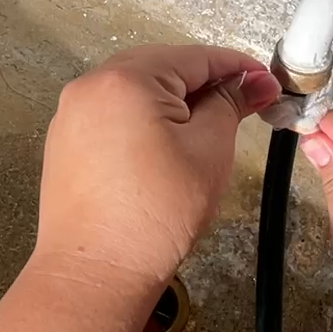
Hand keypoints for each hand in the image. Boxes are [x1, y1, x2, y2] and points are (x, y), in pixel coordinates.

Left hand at [34, 44, 281, 289]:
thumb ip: (230, 104)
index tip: (267, 81)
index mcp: (126, 79)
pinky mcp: (65, 141)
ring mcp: (71, 113)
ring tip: (210, 123)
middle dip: (205, 81)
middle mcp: (91, 85)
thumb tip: (256, 82)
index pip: (194, 57)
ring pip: (136, 89)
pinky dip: (144, 117)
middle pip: (161, 67)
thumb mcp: (208, 149)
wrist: (96, 273)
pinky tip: (166, 143)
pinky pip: (114, 112)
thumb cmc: (159, 211)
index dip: (237, 67)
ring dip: (174, 99)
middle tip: (244, 102)